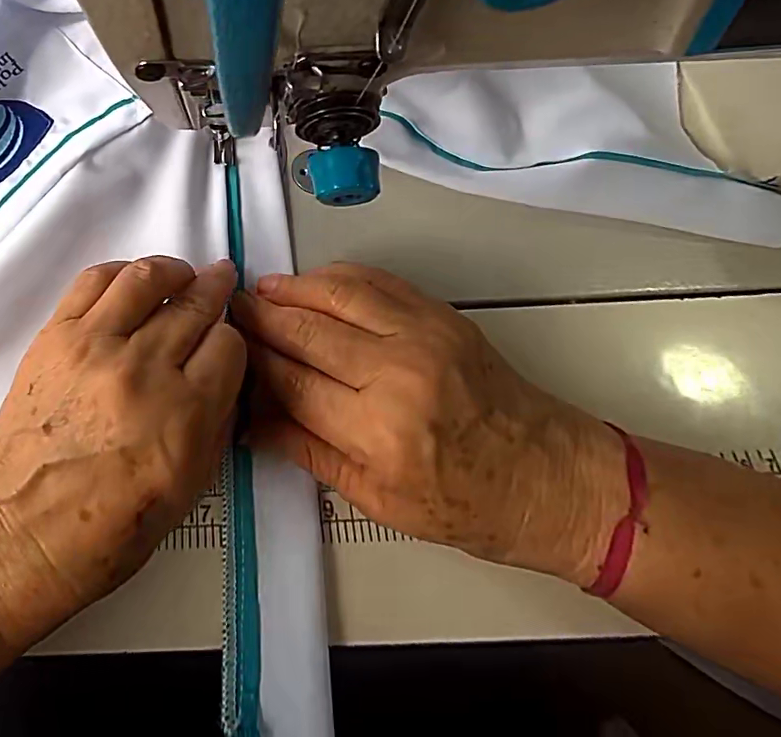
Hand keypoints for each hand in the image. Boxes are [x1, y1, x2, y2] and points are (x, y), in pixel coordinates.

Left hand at [0, 256, 244, 707]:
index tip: (223, 344)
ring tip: (181, 274)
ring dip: (173, 271)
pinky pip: (95, 280)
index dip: (231, 341)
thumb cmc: (105, 532)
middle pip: (193, 307)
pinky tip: (132, 281)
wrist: (15, 527)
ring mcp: (94, 345)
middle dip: (214, 290)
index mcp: (184, 418)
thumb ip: (212, 422)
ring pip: (147, 279)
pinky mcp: (55, 334)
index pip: (228, 346)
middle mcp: (143, 371)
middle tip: (222, 279)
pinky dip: (121, 272)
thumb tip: (219, 371)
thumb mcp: (186, 491)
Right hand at [230, 263, 620, 584]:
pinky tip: (308, 284)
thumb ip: (305, 451)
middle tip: (230, 311)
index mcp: (378, 432)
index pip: (291, 381)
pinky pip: (373, 280)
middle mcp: (396, 374)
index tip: (227, 349)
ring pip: (333, 294)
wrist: (554, 479)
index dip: (252, 362)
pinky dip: (333, 276)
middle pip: (304, 331)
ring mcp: (422, 336)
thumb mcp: (376, 499)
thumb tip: (246, 421)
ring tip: (258, 291)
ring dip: (288, 289)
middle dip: (259, 318)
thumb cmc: (466, 504)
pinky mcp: (440, 316)